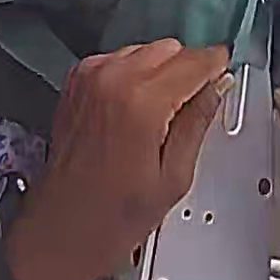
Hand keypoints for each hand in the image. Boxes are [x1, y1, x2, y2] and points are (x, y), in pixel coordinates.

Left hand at [5, 40, 231, 279]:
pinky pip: (121, 57)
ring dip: (161, 70)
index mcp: (141, 102)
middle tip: (190, 105)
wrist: (56, 230)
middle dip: (187, 70)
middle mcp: (113, 77)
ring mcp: (92, 74)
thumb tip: (217, 87)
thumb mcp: (173, 177)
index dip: (216, 65)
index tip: (224, 72)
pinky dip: (134, 73)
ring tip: (158, 112)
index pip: (194, 62)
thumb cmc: (111, 217)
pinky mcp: (78, 77)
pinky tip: (133, 107)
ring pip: (147, 49)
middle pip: (171, 49)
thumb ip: (198, 122)